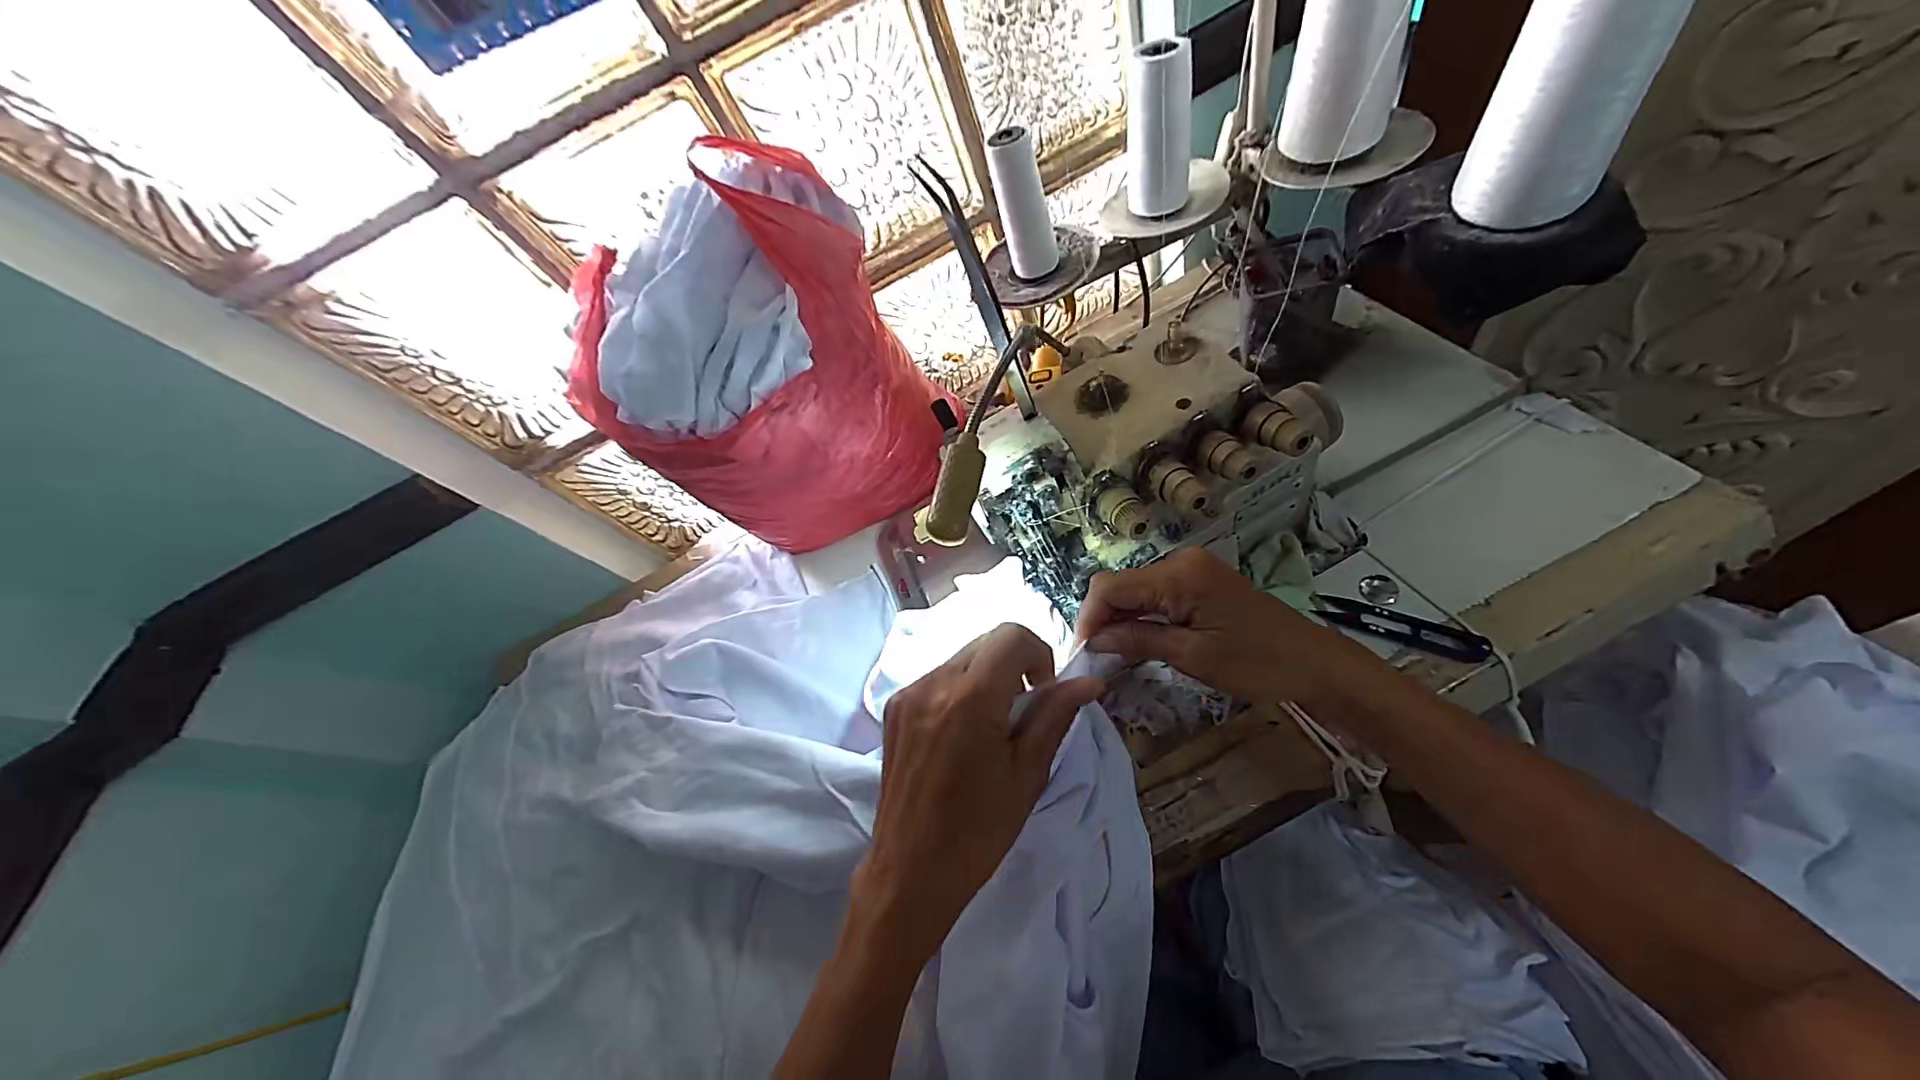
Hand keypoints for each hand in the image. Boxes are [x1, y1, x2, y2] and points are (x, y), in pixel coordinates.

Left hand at [854, 624, 1103, 962]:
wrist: (909, 873)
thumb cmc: (978, 832)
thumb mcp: (1027, 774)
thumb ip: (1055, 716)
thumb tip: (1089, 682)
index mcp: (969, 699)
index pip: (1011, 636)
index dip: (1040, 653)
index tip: (1044, 691)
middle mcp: (932, 684)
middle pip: (985, 642)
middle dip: (1015, 663)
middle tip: (1024, 711)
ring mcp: (907, 695)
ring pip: (961, 657)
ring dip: (987, 676)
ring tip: (993, 727)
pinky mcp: (893, 709)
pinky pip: (937, 678)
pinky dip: (960, 689)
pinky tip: (964, 735)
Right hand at [1076, 547, 1381, 709]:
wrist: (1316, 663)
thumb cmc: (1259, 663)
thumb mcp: (1194, 656)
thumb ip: (1140, 641)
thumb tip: (1095, 640)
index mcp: (1179, 575)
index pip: (1110, 586)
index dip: (1089, 617)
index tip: (1083, 652)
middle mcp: (1181, 561)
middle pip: (1121, 585)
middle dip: (1103, 619)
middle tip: (1097, 658)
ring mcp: (1192, 569)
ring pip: (1136, 590)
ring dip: (1121, 620)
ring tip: (1114, 655)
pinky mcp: (1200, 581)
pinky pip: (1157, 594)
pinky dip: (1143, 616)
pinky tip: (1139, 641)